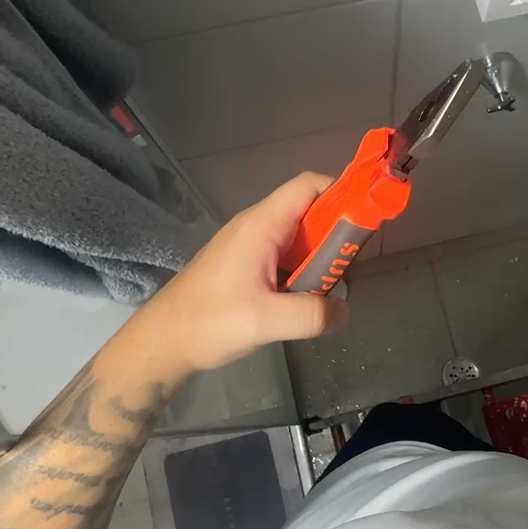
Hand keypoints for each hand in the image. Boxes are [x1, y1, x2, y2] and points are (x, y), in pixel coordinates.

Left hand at [124, 173, 350, 376]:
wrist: (161, 342)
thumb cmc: (208, 322)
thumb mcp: (266, 321)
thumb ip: (312, 314)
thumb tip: (345, 311)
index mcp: (260, 226)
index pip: (308, 186)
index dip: (342, 193)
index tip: (366, 218)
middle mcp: (256, 227)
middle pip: (309, 211)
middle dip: (337, 232)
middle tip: (353, 262)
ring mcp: (250, 246)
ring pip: (299, 237)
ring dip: (320, 256)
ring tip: (333, 285)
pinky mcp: (246, 266)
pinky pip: (286, 256)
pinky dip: (304, 270)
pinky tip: (308, 297)